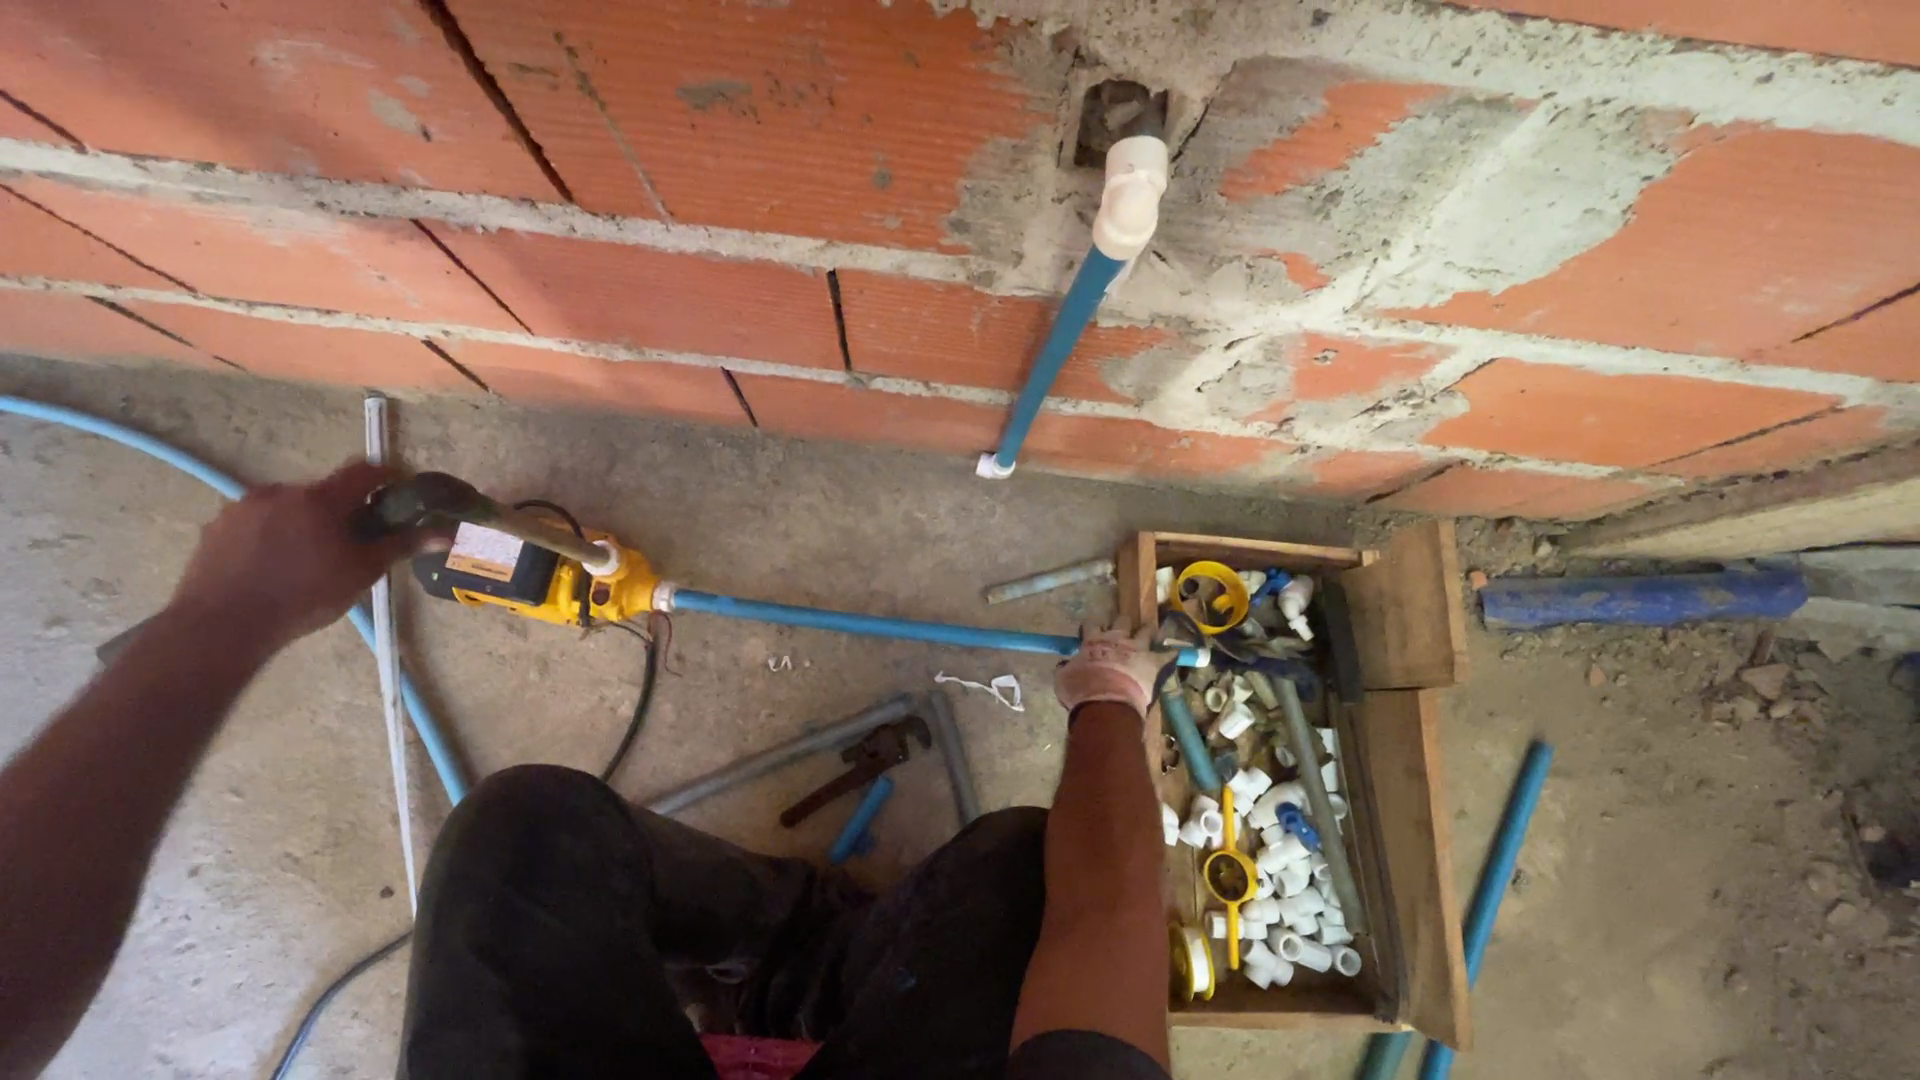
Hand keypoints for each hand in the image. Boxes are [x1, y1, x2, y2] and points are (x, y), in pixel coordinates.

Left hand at [166, 461, 442, 654]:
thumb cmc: (306, 594)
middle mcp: (281, 492)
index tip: (398, 493)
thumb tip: (448, 534)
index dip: (386, 477)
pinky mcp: (217, 526)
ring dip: (306, 521)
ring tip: (311, 557)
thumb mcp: (364, 571)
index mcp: (321, 498)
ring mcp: (244, 507)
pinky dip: (275, 534)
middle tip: (355, 539)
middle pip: (325, 491)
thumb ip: (402, 545)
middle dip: (343, 509)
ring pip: (289, 506)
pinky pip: (258, 521)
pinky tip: (277, 565)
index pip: (363, 471)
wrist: (223, 623)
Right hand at [1054, 625, 1173, 717]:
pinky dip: (1170, 653)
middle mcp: (1116, 639)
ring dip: (1147, 631)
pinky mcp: (1154, 662)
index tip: (1091, 630)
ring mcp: (1138, 649)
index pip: (1091, 625)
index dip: (1092, 626)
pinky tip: (1174, 652)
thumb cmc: (1080, 691)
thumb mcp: (1063, 679)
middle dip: (1122, 623)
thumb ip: (1065, 668)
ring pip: (1146, 631)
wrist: (1106, 704)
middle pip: (1122, 621)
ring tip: (1150, 630)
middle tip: (1122, 627)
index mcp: (1093, 642)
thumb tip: (1064, 665)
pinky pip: (1167, 654)